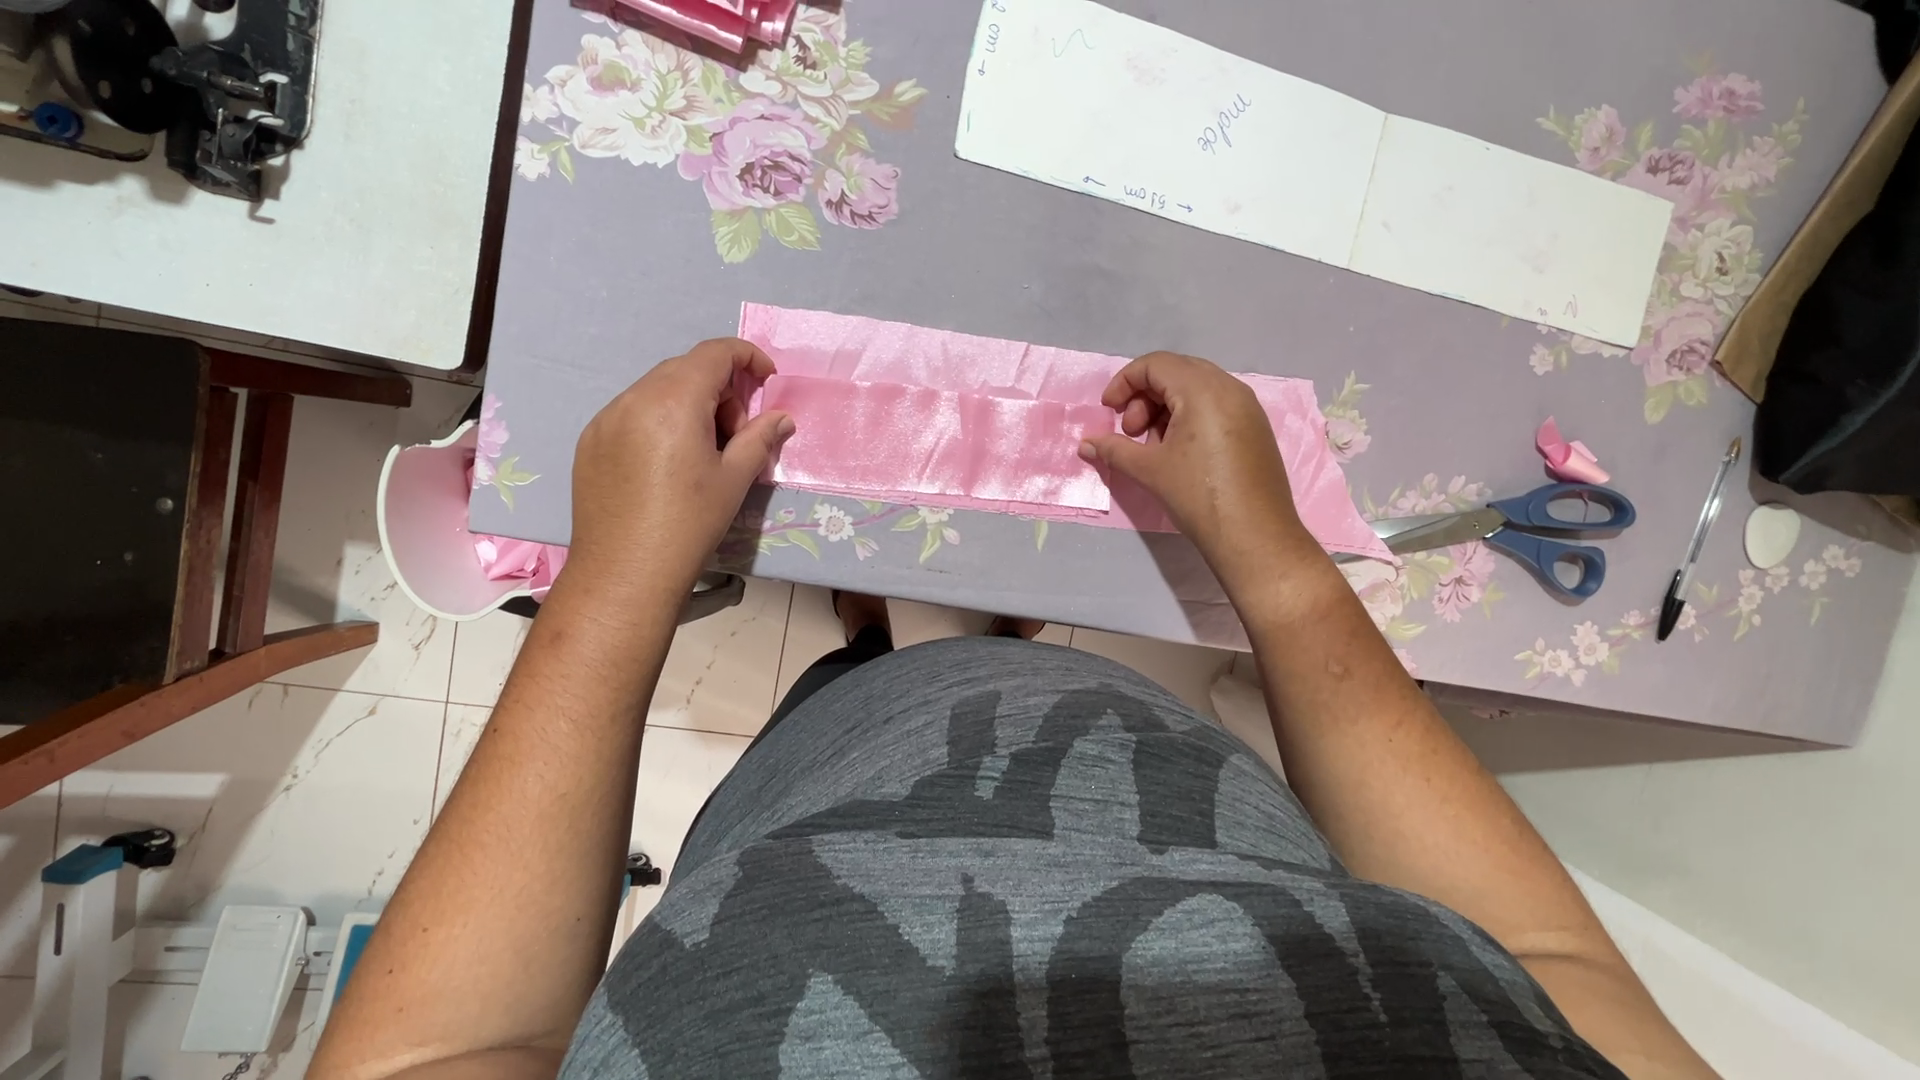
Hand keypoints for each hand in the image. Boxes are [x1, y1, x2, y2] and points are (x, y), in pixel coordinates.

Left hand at [569, 338, 792, 594]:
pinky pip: (633, 413)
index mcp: (674, 401)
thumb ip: (760, 439)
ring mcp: (606, 419)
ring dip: (690, 406)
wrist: (625, 572)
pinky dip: (660, 422)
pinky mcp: (590, 442)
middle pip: (686, 369)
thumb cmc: (689, 524)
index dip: (747, 357)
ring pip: (657, 391)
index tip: (766, 379)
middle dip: (720, 390)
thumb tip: (781, 419)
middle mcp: (634, 398)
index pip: (714, 353)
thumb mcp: (734, 480)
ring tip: (703, 454)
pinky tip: (668, 466)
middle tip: (737, 434)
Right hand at [1079, 352, 1317, 586]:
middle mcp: (1230, 388)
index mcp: (1203, 389)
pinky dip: (1189, 416)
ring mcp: (1248, 407)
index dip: (1124, 382)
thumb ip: (1114, 449)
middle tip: (1131, 432)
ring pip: (1197, 388)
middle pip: (1177, 371)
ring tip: (1153, 446)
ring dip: (1165, 408)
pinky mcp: (1255, 427)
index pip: (1155, 364)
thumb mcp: (1149, 470)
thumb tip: (1085, 444)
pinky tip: (1179, 452)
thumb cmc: (1198, 496)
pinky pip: (1216, 405)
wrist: (1254, 535)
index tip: (1109, 411)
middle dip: (1144, 396)